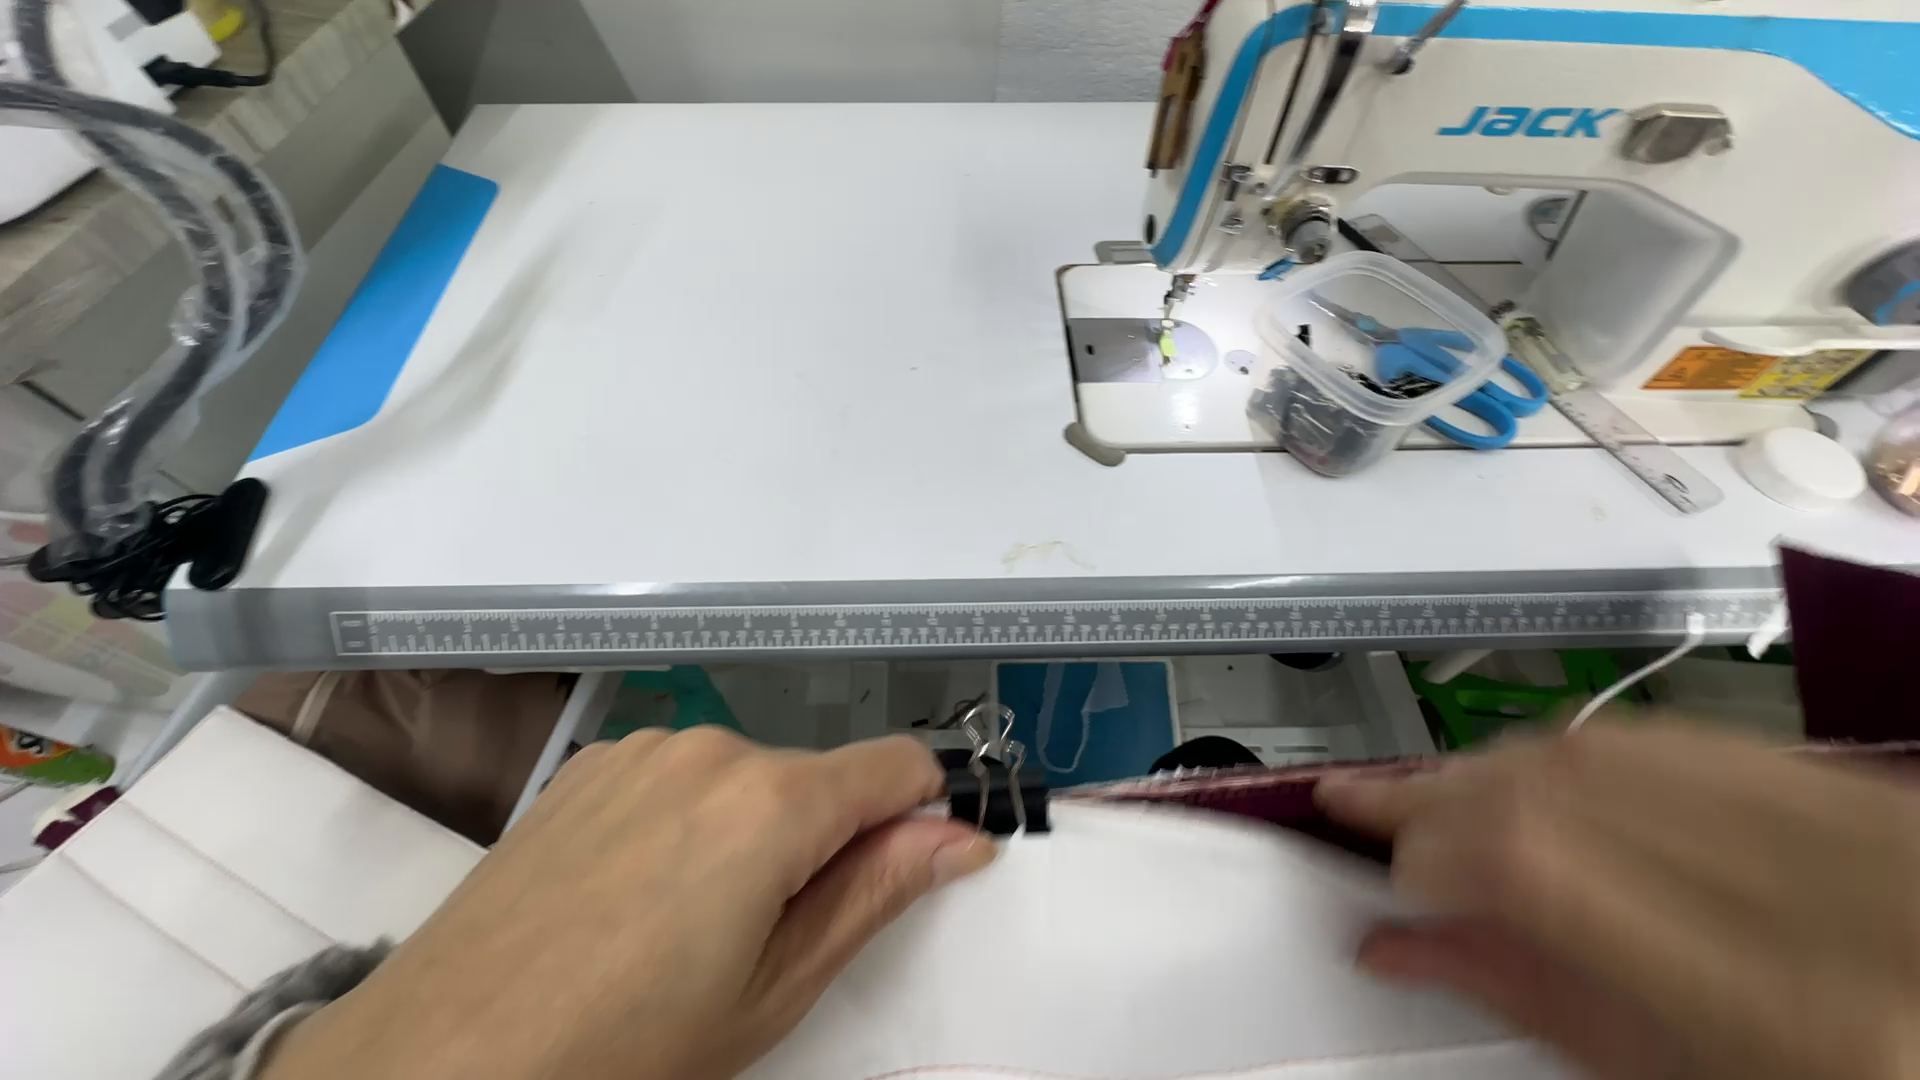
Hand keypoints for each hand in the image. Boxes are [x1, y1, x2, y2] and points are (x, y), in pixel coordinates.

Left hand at [264, 727, 994, 1079]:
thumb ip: (877, 893)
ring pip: (751, 775)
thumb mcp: (775, 990)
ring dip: (754, 828)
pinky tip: (631, 888)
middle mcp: (716, 747)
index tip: (891, 875)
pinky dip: (690, 816)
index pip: (901, 764)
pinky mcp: (593, 761)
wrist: (433, 1064)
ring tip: (684, 918)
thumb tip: (962, 836)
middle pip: (820, 775)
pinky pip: (682, 774)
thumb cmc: (629, 1051)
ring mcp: (646, 747)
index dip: (918, 815)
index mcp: (774, 801)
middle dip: (823, 837)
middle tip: (762, 934)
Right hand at [1316, 723, 1919, 1079]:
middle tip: (1361, 799)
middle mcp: (1818, 894)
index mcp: (1781, 1012)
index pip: (1528, 865)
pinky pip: (1663, 735)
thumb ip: (1523, 998)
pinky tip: (1524, 769)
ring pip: (1593, 747)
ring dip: (1486, 766)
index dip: (1423, 845)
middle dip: (1430, 793)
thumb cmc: (1823, 1073)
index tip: (1374, 855)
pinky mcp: (1847, 785)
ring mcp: (1844, 824)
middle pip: (1548, 789)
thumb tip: (1388, 941)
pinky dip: (1564, 746)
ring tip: (1433, 792)